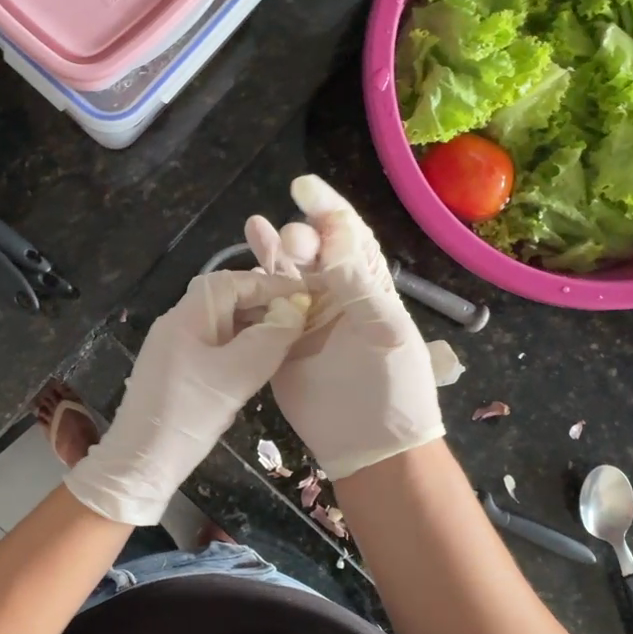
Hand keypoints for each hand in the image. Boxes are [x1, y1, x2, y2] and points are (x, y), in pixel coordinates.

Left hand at [65, 271, 308, 525]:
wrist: (140, 463)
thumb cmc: (188, 414)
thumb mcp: (236, 375)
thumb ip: (269, 338)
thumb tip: (295, 309)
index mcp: (186, 316)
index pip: (231, 281)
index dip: (269, 283)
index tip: (305, 295)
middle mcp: (177, 325)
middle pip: (224, 298)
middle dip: (263, 303)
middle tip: (301, 317)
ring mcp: (174, 349)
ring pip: (220, 323)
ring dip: (253, 325)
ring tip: (287, 337)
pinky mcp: (176, 372)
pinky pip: (214, 346)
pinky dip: (240, 346)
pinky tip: (260, 362)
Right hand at [245, 175, 443, 478]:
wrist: (371, 446)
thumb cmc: (391, 388)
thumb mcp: (385, 330)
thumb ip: (357, 282)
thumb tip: (331, 231)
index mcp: (371, 288)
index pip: (351, 237)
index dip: (329, 210)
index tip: (304, 187)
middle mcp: (338, 296)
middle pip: (314, 252)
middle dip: (301, 236)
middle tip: (289, 236)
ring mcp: (306, 318)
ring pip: (285, 274)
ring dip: (271, 250)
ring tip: (254, 226)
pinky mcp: (279, 341)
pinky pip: (263, 307)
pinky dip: (251, 285)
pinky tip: (240, 264)